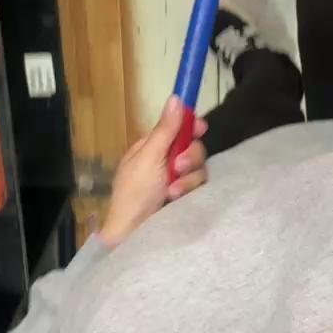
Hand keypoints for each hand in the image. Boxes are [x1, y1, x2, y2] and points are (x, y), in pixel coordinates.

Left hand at [98, 98, 206, 247]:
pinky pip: (199, 186)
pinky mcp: (185, 198)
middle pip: (193, 146)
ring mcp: (176, 180)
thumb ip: (165, 130)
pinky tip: (176, 199)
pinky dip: (189, 191)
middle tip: (178, 166)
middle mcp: (166, 161)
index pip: (177, 128)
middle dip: (189, 156)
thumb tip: (176, 97)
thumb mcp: (148, 157)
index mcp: (152, 147)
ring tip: (172, 191)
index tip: (201, 127)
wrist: (132, 235)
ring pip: (198, 167)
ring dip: (187, 178)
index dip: (191, 125)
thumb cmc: (134, 193)